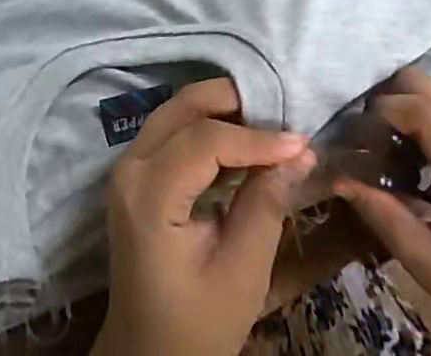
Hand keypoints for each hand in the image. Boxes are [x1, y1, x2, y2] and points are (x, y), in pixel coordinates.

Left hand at [92, 79, 316, 355]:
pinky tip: (243, 138)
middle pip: (184, 106)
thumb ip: (266, 205)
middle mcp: (130, 167)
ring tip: (270, 123)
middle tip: (283, 114)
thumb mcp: (241, 272)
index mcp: (148, 196)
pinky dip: (209, 124)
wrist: (147, 352)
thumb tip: (300, 152)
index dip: (257, 137)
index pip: (206, 140)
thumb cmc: (196, 324)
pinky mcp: (136, 170)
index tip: (302, 142)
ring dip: (223, 109)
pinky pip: (173, 128)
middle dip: (237, 101)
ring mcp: (128, 165)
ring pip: (177, 109)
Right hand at [334, 69, 430, 355]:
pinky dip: (428, 121)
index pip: (427, 112)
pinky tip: (415, 158)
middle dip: (391, 99)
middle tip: (363, 134)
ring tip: (383, 146)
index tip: (351, 134)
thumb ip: (389, 222)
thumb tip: (339, 178)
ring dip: (409, 108)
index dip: (382, 110)